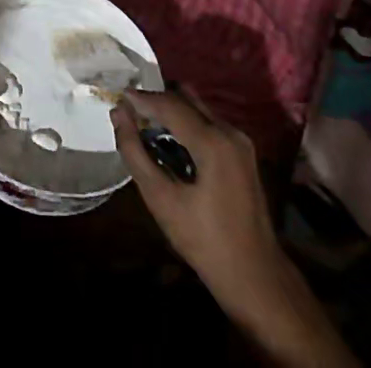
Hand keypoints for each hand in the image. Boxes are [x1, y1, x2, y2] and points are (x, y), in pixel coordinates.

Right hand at [111, 90, 355, 366]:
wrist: (254, 274)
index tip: (116, 97)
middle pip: (187, 98)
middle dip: (157, 100)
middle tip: (129, 111)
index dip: (141, 98)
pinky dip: (187, 123)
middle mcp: (230, 131)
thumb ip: (136, 152)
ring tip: (144, 125)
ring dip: (172, 111)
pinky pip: (209, 123)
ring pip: (199, 108)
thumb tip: (118, 115)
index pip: (170, 104)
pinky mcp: (243, 152)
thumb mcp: (161, 198)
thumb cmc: (203, 239)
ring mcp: (241, 140)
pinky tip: (170, 142)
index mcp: (213, 141)